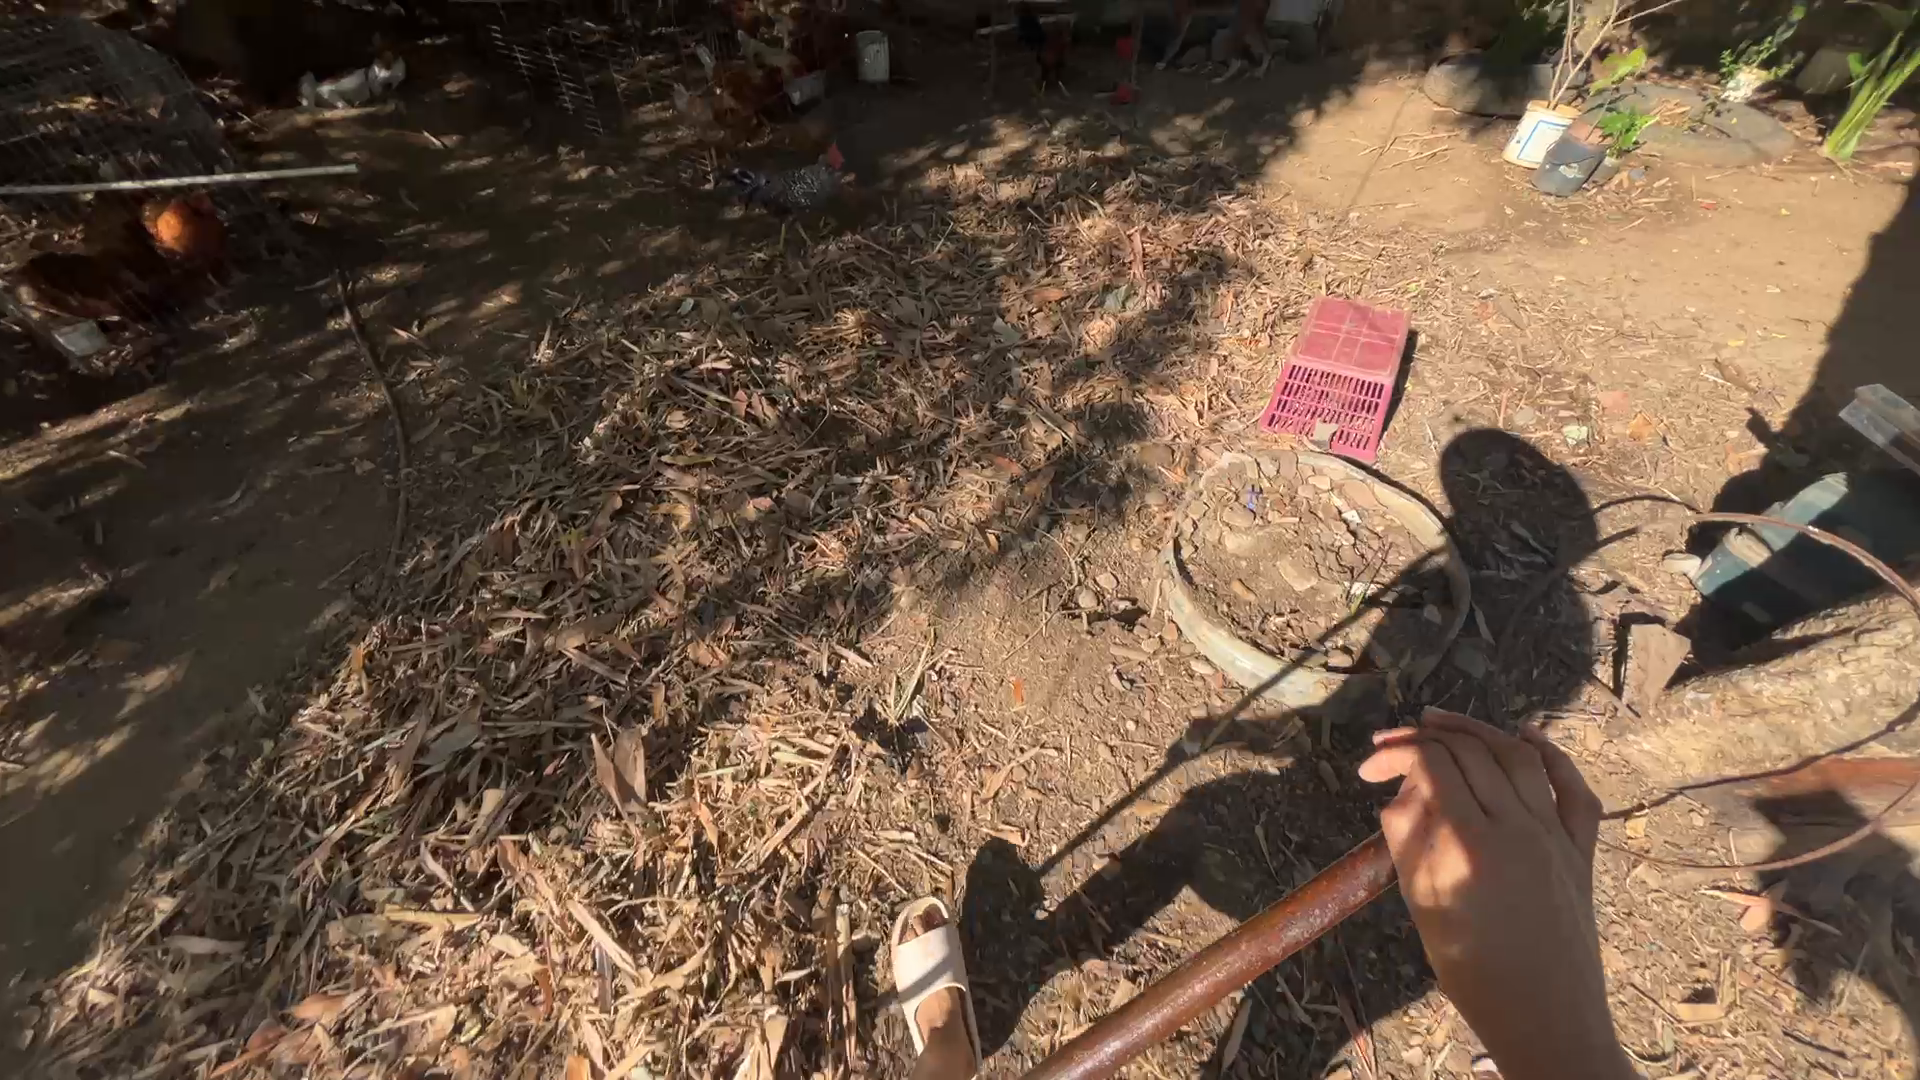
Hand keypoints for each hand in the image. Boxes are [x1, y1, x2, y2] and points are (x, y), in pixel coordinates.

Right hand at [1358, 709, 1630, 1079]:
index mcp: (1470, 840)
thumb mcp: (1416, 893)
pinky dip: (1552, 755)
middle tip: (1388, 743)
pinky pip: (1575, 791)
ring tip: (1438, 721)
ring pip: (1519, 757)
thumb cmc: (1466, 961)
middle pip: (1470, 751)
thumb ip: (1405, 829)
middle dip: (1422, 736)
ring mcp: (1558, 837)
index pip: (1431, 763)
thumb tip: (1401, 787)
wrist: (1542, 1018)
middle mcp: (1519, 827)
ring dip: (1476, 730)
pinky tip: (1526, 735)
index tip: (1365, 770)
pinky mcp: (1582, 852)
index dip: (1393, 753)